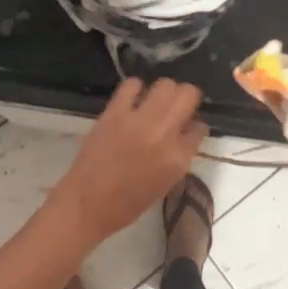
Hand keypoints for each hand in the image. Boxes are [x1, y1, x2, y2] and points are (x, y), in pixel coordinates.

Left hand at [48, 78, 207, 245]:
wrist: (88, 203)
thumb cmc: (128, 203)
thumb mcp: (165, 183)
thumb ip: (179, 157)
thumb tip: (184, 134)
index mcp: (178, 158)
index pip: (200, 128)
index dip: (195, 125)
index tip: (188, 126)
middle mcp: (164, 134)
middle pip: (188, 95)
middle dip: (187, 98)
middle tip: (177, 105)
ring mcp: (138, 120)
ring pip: (165, 85)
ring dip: (164, 91)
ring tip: (155, 101)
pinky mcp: (115, 113)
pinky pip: (131, 85)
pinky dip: (135, 88)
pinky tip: (132, 99)